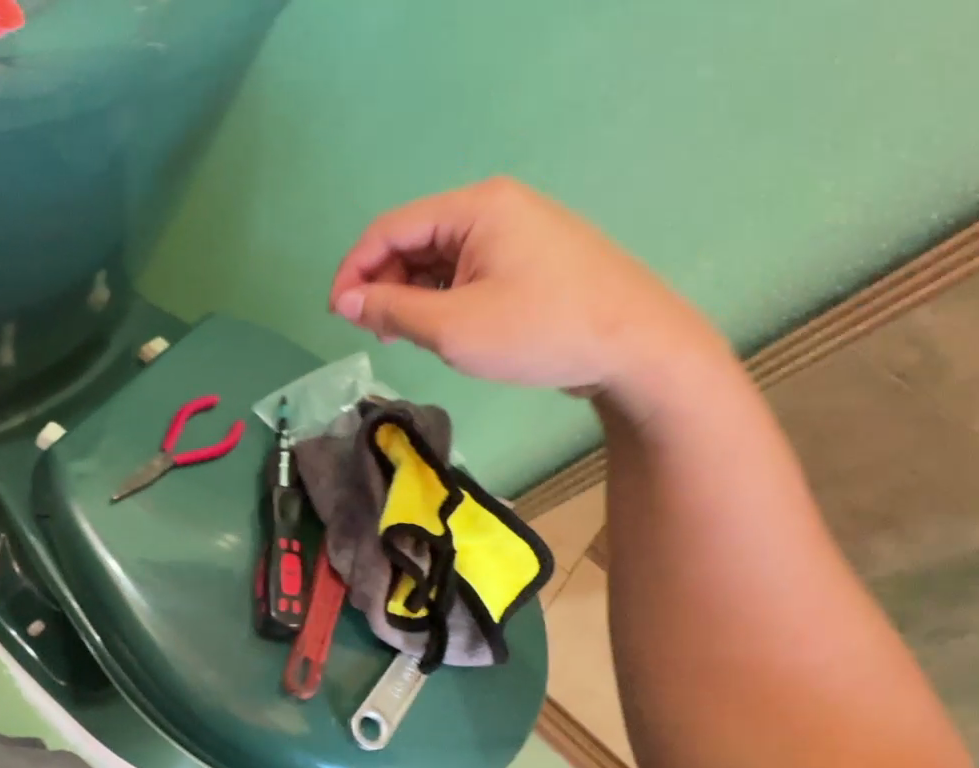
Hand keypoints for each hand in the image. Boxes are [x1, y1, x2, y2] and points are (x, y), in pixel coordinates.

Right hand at [330, 178, 731, 401]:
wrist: (641, 349)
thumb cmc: (542, 332)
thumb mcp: (452, 327)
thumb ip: (391, 310)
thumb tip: (346, 302)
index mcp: (477, 207)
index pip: (390, 228)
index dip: (354, 270)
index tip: (337, 315)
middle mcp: (495, 208)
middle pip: (413, 240)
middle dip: (382, 284)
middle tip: (372, 332)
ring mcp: (515, 232)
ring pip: (436, 258)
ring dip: (409, 295)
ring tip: (402, 336)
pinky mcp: (528, 258)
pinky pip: (464, 270)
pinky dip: (439, 297)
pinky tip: (437, 328)